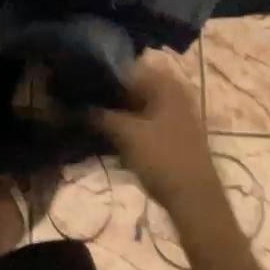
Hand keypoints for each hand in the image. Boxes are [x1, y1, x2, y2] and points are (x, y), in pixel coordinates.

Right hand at [92, 53, 225, 218]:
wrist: (195, 201)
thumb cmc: (162, 159)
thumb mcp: (126, 134)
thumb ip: (99, 115)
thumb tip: (74, 106)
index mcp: (165, 84)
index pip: (126, 68)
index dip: (101, 75)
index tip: (78, 83)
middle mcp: (173, 93)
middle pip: (133, 87)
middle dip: (107, 94)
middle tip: (80, 102)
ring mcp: (176, 115)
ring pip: (138, 106)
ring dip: (116, 111)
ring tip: (88, 117)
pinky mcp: (174, 135)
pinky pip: (145, 121)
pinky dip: (128, 125)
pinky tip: (107, 134)